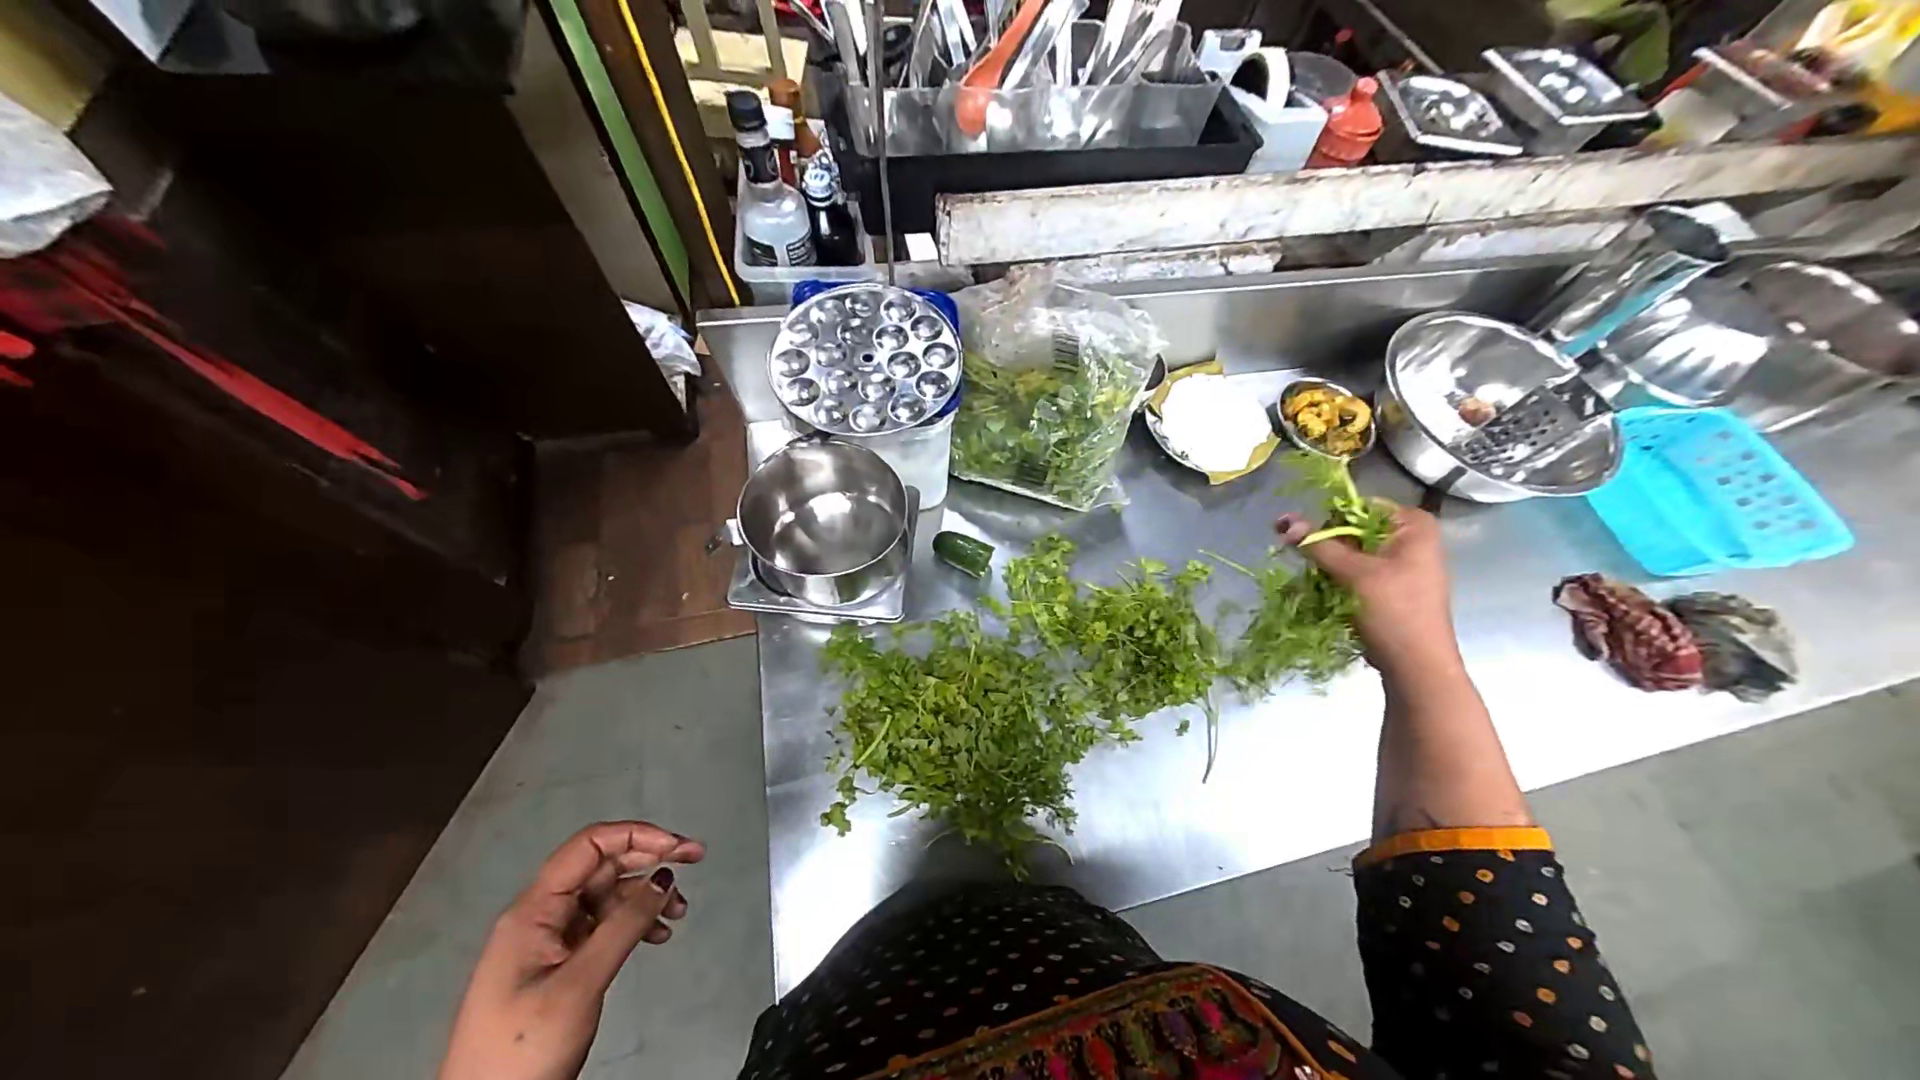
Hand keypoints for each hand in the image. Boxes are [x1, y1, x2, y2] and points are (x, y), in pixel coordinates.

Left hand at [439, 822, 704, 1079]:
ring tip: (678, 911)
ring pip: (607, 896)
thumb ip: (624, 925)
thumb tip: (662, 879)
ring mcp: (549, 940)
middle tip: (693, 858)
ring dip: (646, 896)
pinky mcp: (559, 963)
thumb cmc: (520, 1052)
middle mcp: (540, 916)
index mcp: (534, 911)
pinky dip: (635, 923)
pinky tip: (656, 934)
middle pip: (601, 865)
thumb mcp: (579, 984)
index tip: (677, 846)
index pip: (590, 845)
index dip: (636, 835)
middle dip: (649, 857)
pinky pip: (603, 925)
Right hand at [1277, 503, 1459, 676]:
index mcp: (1412, 525)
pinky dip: (1335, 578)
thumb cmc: (1393, 611)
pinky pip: (1354, 572)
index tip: (1294, 534)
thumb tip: (1284, 520)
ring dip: (1324, 564)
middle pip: (1352, 530)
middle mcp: (1410, 539)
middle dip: (1323, 544)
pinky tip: (1317, 590)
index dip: (1325, 519)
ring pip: (1349, 553)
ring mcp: (1400, 564)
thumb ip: (1317, 544)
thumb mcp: (1353, 573)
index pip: (1357, 507)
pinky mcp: (1388, 586)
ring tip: (1305, 578)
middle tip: (1296, 557)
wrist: (1416, 666)